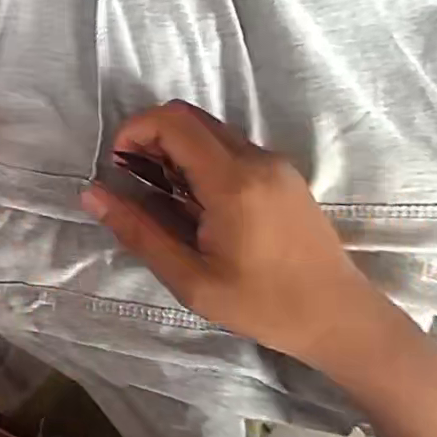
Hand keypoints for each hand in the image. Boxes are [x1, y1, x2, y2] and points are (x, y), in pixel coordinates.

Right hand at [81, 100, 385, 366]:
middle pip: (186, 115)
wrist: (345, 321)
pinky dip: (196, 156)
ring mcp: (273, 162)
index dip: (134, 130)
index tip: (118, 165)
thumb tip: (91, 194)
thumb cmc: (265, 306)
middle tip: (134, 178)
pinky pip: (226, 144)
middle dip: (148, 135)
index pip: (172, 122)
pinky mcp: (282, 172)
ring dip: (172, 146)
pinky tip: (195, 200)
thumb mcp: (191, 279)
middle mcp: (256, 159)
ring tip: (163, 194)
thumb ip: (138, 231)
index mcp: (233, 182)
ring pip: (206, 127)